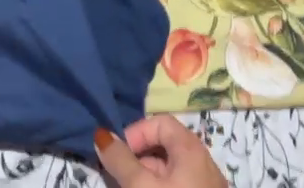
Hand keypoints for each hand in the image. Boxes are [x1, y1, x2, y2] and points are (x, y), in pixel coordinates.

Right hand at [95, 116, 225, 187]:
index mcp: (191, 149)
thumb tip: (101, 135)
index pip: (159, 123)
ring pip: (168, 172)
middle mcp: (202, 163)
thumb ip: (120, 160)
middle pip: (163, 147)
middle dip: (137, 159)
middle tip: (119, 179)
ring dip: (144, 178)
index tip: (119, 156)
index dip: (135, 133)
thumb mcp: (141, 187)